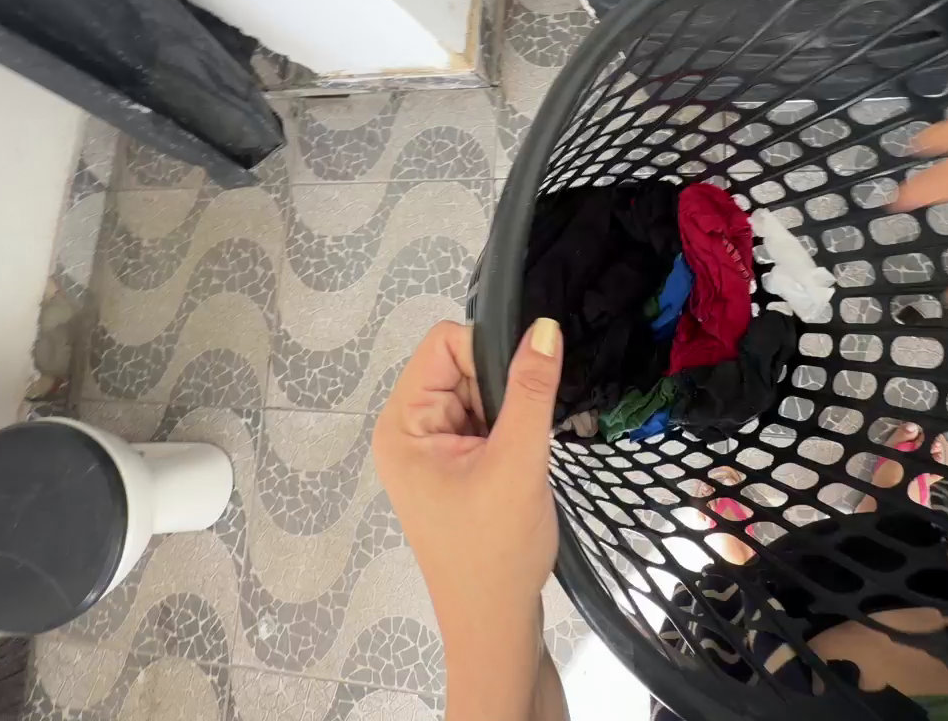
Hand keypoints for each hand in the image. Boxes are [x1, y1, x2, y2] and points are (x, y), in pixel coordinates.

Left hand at [373, 319, 568, 720]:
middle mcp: (410, 427)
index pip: (443, 344)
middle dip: (499, 387)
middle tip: (518, 434)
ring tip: (520, 450)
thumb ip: (530, 389)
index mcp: (403, 424)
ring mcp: (433, 444)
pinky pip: (486, 413)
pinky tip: (519, 455)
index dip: (486, 352)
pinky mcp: (456, 459)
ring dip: (508, 408)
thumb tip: (544, 325)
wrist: (499, 623)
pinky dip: (510, 424)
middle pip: (461, 362)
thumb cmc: (497, 549)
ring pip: (479, 387)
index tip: (517, 393)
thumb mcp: (517, 462)